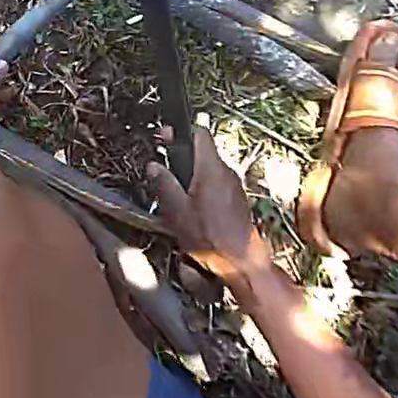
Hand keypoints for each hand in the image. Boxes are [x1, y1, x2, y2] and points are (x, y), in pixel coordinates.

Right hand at [150, 126, 272, 289]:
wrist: (243, 265)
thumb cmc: (210, 238)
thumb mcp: (178, 211)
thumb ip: (165, 184)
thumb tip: (154, 166)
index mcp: (211, 169)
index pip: (199, 133)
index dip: (180, 131)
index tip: (165, 137)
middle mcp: (226, 172)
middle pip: (203, 152)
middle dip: (183, 159)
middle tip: (166, 170)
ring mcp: (235, 187)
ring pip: (209, 170)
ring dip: (193, 175)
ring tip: (178, 194)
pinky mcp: (238, 201)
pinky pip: (217, 185)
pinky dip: (203, 189)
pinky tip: (194, 209)